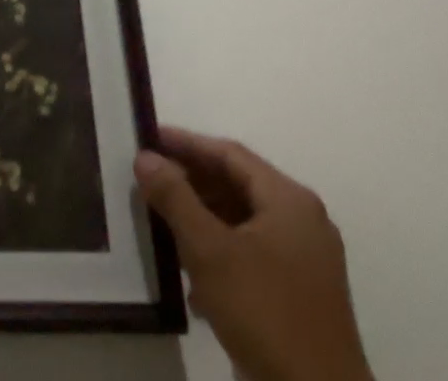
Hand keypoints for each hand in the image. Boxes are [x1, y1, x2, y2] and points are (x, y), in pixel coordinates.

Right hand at [135, 129, 371, 380]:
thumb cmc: (263, 310)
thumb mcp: (209, 250)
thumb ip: (175, 198)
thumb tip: (147, 157)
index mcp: (289, 201)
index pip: (230, 154)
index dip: (186, 143)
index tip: (147, 137)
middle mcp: (302, 220)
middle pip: (238, 184)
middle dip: (190, 179)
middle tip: (145, 175)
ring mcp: (303, 257)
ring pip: (242, 220)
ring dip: (200, 216)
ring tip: (157, 216)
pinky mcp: (296, 289)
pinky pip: (250, 251)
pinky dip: (218, 248)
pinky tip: (186, 267)